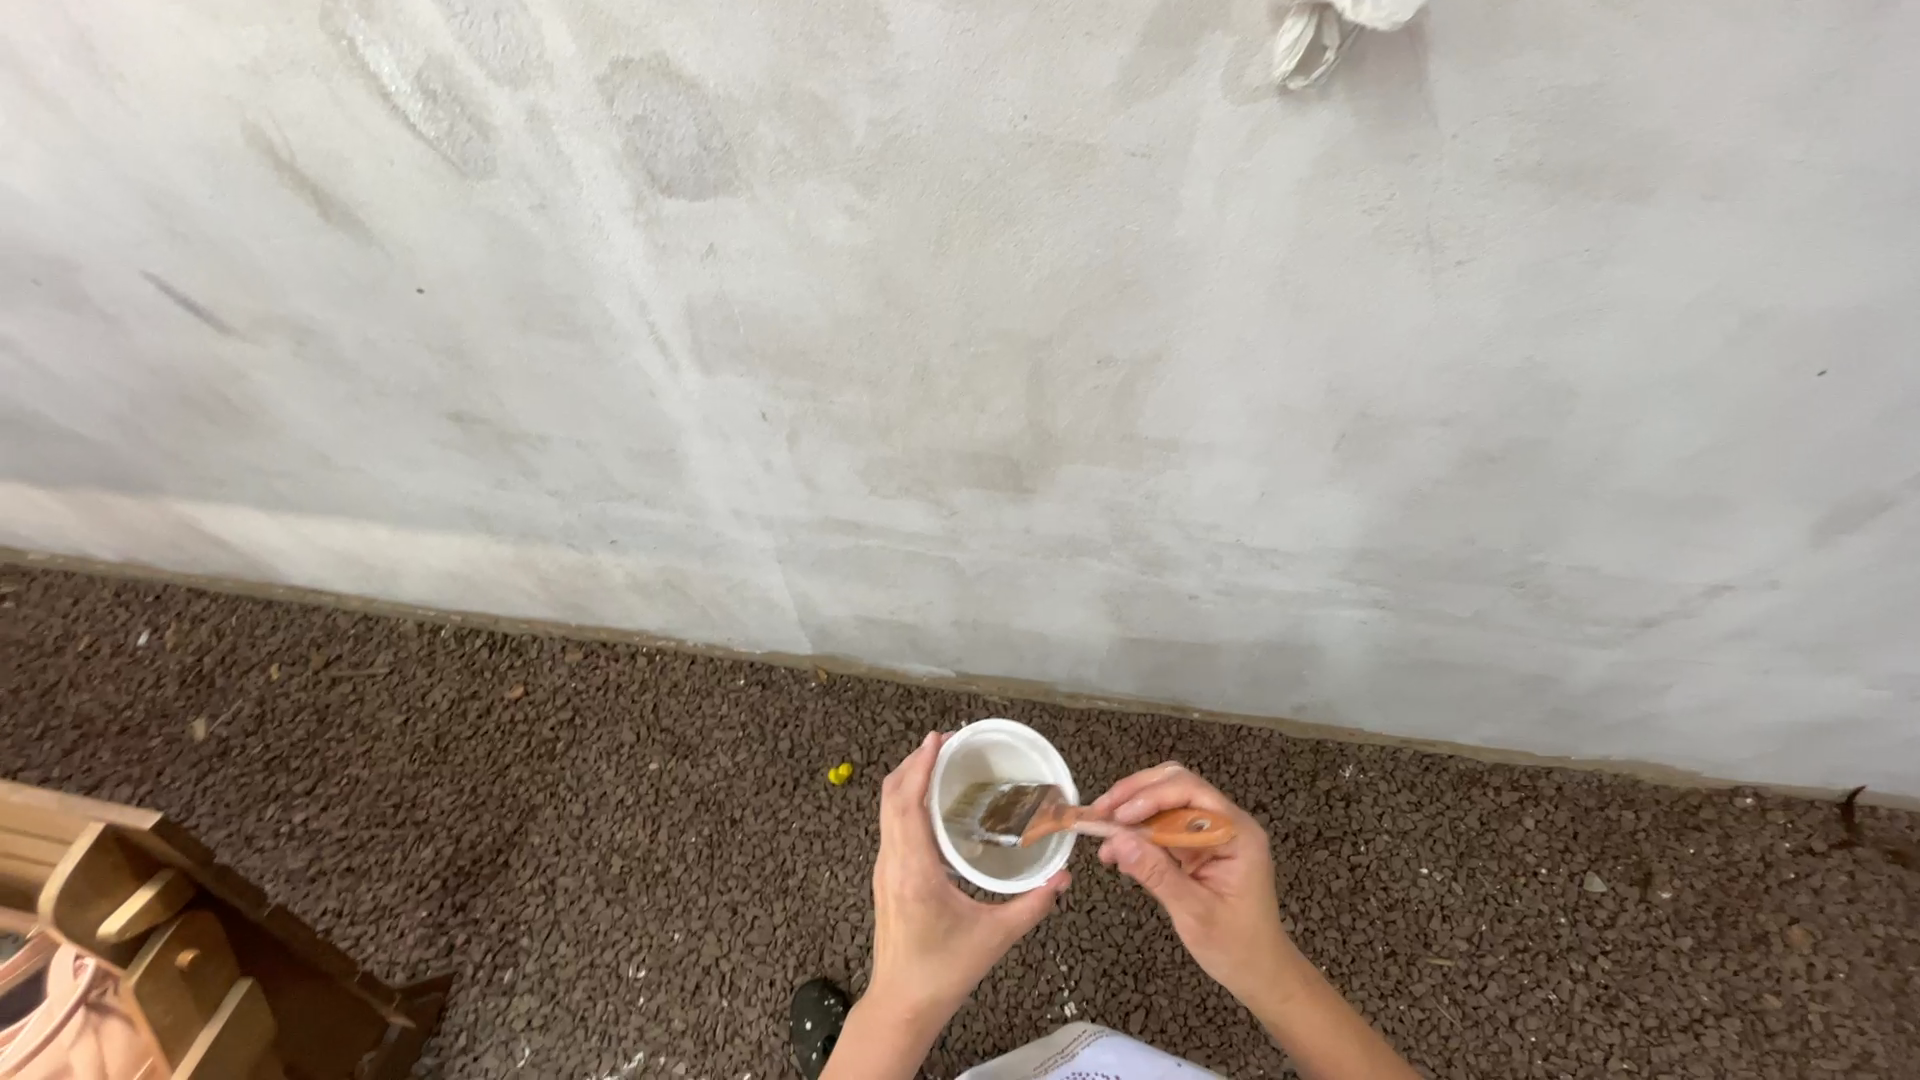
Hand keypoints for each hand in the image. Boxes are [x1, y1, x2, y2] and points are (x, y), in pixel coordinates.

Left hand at [867, 731, 1070, 1027]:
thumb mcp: (995, 937)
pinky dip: (906, 799)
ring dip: (908, 778)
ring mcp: (884, 867)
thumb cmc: (944, 972)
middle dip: (914, 762)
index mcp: (914, 869)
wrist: (901, 1004)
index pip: (907, 802)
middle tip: (946, 742)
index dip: (920, 765)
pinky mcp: (885, 875)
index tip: (938, 738)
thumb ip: (1033, 904)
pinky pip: (890, 823)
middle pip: (891, 795)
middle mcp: (892, 861)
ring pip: (887, 808)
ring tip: (938, 762)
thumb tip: (1063, 877)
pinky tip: (930, 801)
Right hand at [1092, 762, 1288, 1002]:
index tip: (1118, 817)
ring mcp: (1210, 832)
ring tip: (1102, 832)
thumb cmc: (1235, 946)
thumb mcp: (1194, 912)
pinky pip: (1162, 826)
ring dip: (1131, 812)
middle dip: (1135, 794)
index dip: (1151, 796)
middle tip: (1101, 812)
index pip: (1190, 791)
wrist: (1260, 973)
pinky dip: (1136, 834)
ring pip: (1165, 802)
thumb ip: (1157, 874)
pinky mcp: (1196, 846)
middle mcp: (1225, 822)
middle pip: (1175, 785)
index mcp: (1236, 832)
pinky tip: (1116, 852)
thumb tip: (1118, 840)